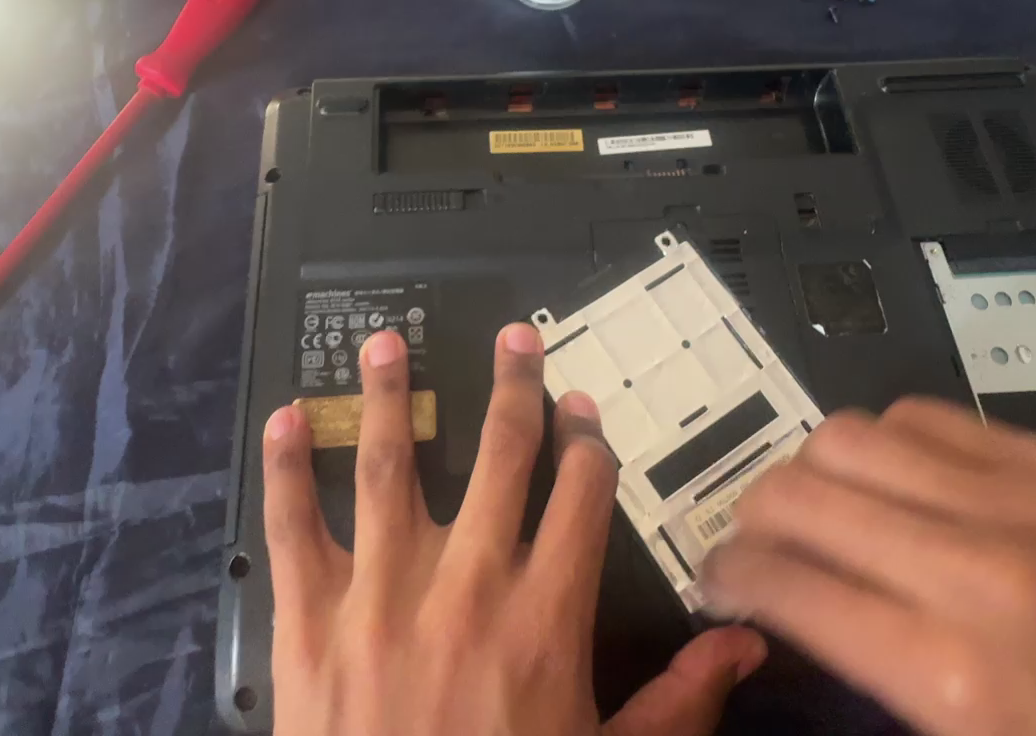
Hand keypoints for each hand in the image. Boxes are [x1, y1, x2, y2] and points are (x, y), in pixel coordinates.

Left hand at [263, 323, 766, 735]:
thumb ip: (680, 699)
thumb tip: (748, 645)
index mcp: (543, 616)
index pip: (578, 493)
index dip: (585, 442)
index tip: (580, 409)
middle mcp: (465, 585)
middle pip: (499, 456)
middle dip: (513, 388)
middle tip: (514, 336)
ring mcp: (381, 595)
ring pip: (388, 467)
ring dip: (392, 397)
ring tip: (388, 342)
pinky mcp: (309, 621)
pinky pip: (295, 529)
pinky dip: (287, 469)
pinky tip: (288, 416)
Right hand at [703, 397, 1035, 735]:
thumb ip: (875, 693)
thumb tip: (798, 625)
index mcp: (955, 677)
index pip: (783, 582)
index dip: (727, 577)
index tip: (717, 583)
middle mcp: (977, 566)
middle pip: (800, 490)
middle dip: (751, 517)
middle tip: (755, 547)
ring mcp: (1027, 502)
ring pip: (852, 435)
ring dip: (814, 473)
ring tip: (822, 510)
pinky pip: (928, 418)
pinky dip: (887, 446)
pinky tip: (898, 485)